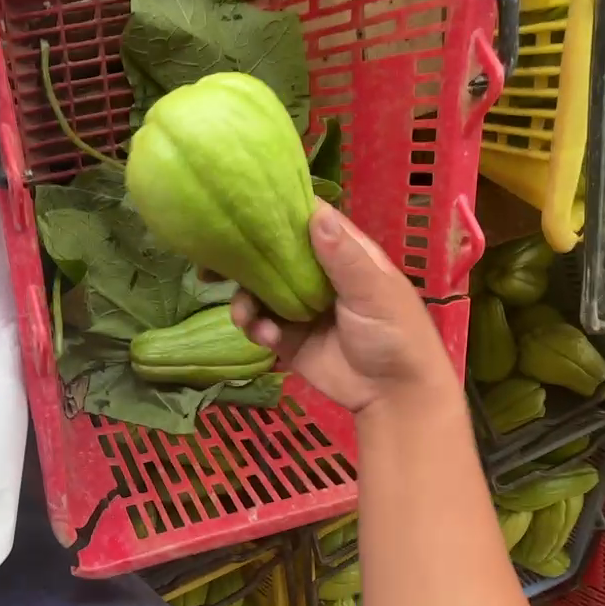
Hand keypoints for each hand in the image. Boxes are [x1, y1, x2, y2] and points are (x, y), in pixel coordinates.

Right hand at [232, 202, 452, 414]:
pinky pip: (261, 326)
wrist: (392, 393)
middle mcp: (315, 276)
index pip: (307, 222)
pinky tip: (266, 339)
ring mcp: (298, 308)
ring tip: (245, 318)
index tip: (241, 212)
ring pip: (258, 294)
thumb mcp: (373, 290)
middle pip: (272, 258)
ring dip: (244, 303)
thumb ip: (343, 256)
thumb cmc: (395, 332)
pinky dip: (256, 330)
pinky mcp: (288, 339)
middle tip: (210, 271)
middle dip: (242, 264)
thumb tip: (317, 216)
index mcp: (342, 254)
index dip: (277, 214)